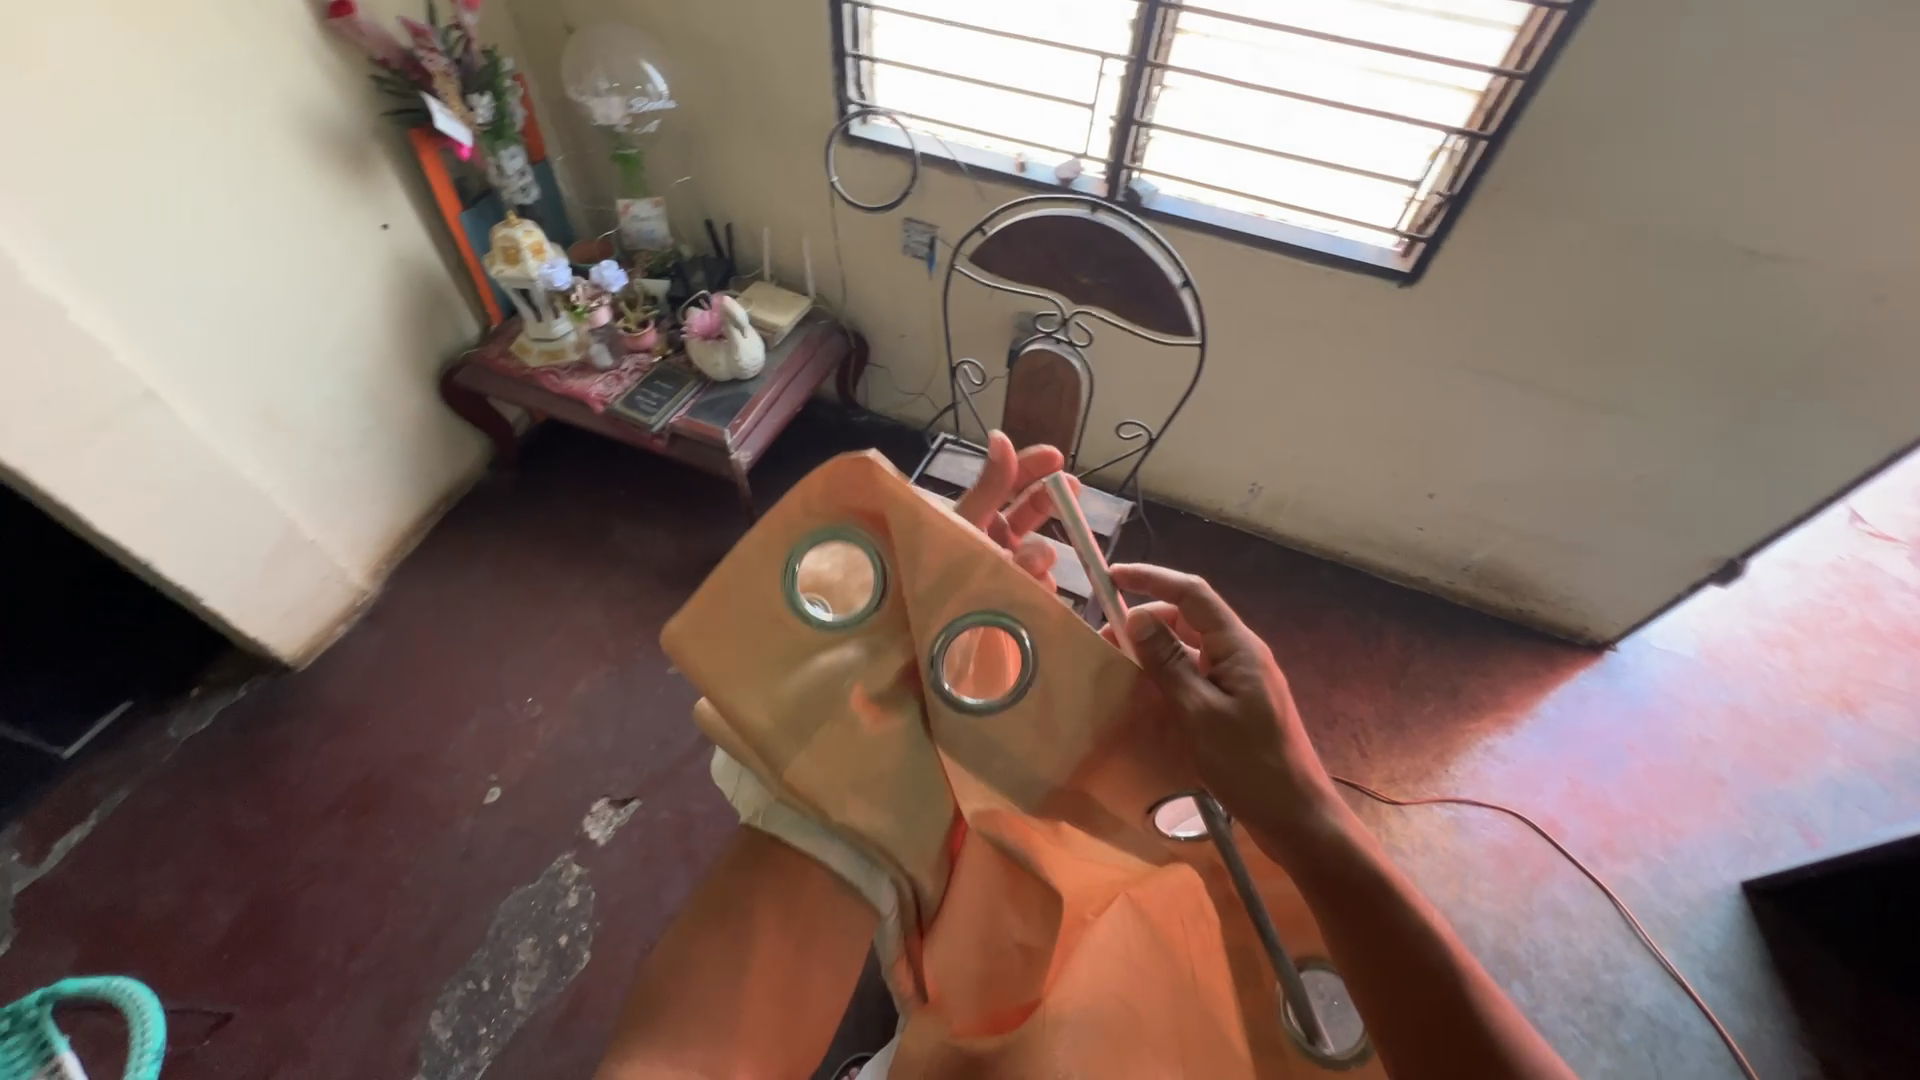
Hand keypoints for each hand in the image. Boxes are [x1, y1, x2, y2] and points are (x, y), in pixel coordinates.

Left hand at [932, 431, 1075, 698]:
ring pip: (1039, 554)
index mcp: (977, 516)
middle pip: (1030, 512)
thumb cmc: (937, 567)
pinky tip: (1035, 592)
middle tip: (1071, 491)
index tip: (1057, 457)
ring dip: (1042, 555)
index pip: (1008, 482)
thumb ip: (989, 485)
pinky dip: (1039, 588)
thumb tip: (1002, 437)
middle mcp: (992, 540)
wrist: (919, 628)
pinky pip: (1036, 589)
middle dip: (1051, 502)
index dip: (1032, 466)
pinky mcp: (1013, 600)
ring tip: (1035, 565)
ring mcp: (1004, 571)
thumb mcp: (964, 523)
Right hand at [1104, 563, 1341, 856]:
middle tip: (1107, 640)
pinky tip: (1146, 692)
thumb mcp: (1199, 712)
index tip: (1112, 576)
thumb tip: (1138, 616)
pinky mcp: (1236, 702)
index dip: (1151, 578)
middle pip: (1189, 617)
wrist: (1296, 817)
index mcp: (1238, 646)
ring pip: (1190, 646)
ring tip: (1120, 665)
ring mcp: (1240, 678)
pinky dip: (1168, 673)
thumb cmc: (1249, 764)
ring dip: (1155, 648)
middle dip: (1147, 619)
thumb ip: (1168, 662)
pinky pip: (1196, 672)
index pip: (1192, 593)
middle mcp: (1241, 653)